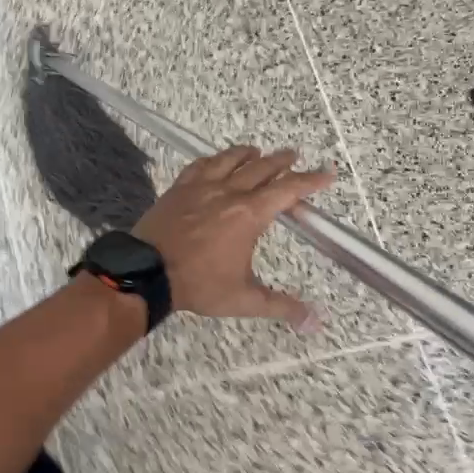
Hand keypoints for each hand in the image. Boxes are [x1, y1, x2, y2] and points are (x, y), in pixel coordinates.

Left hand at [131, 145, 332, 328]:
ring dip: (246, 154)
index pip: (286, 190)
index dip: (309, 181)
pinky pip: (199, 165)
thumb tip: (315, 321)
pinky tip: (215, 160)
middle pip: (260, 168)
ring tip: (257, 151)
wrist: (147, 270)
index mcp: (248, 214)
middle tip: (293, 155)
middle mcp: (227, 192)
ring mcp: (200, 186)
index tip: (326, 173)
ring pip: (228, 160)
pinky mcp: (178, 188)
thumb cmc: (199, 283)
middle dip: (280, 161)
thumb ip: (281, 306)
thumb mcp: (244, 299)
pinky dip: (213, 159)